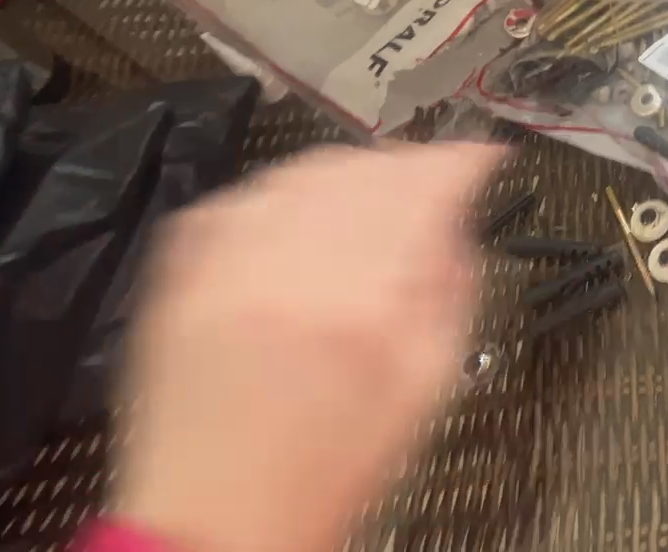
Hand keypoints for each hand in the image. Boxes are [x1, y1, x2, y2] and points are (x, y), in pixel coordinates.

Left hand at [111, 143, 502, 551]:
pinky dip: (283, 187)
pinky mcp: (181, 284)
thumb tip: (457, 227)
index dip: (464, 160)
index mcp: (362, 307)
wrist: (214, 523)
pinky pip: (237, 199)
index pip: (424, 192)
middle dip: (416, 161)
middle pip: (367, 172)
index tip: (486, 153)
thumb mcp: (430, 384)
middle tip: (441, 173)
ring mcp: (226, 275)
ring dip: (356, 167)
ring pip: (303, 172)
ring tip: (380, 185)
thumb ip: (453, 293)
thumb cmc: (335, 462)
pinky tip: (306, 205)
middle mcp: (290, 276)